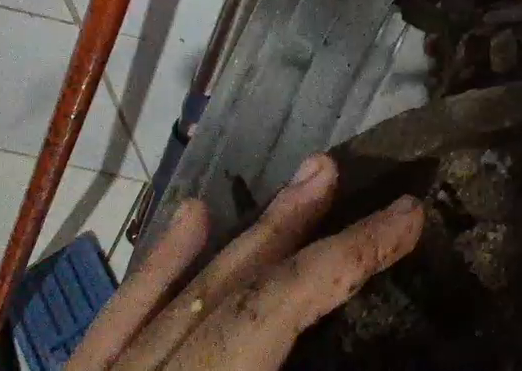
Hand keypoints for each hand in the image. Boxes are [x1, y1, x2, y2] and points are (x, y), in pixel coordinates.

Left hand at [65, 154, 422, 370]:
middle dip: (295, 228)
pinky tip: (193, 215)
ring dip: (250, 233)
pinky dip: (159, 266)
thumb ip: (301, 366)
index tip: (408, 218)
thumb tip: (387, 336)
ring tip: (308, 178)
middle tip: (345, 171)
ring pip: (178, 294)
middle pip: (229, 290)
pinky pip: (112, 323)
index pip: (273, 307)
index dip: (347, 256)